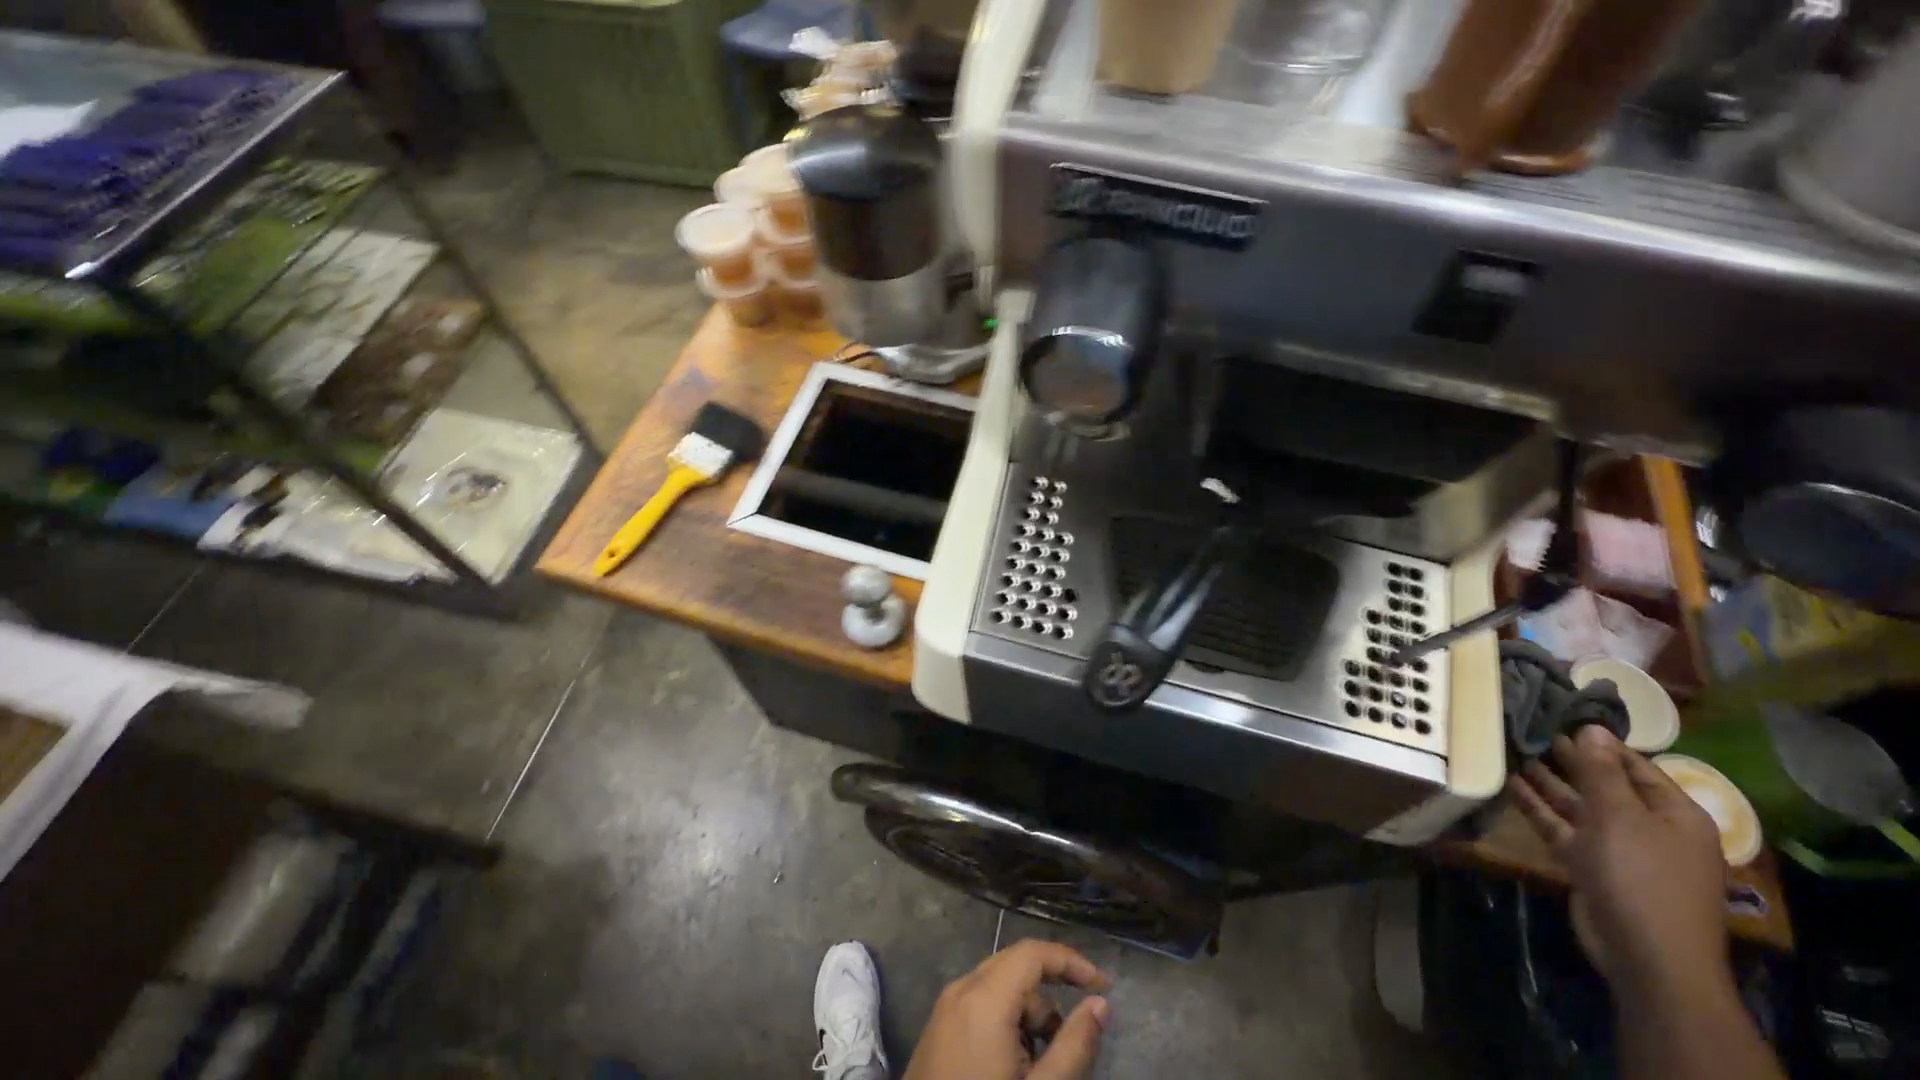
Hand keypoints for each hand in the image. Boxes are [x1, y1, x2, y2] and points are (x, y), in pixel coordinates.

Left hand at [903, 939, 1111, 1079]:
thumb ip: (1074, 1045)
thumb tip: (1099, 1004)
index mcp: (984, 999)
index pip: (1033, 953)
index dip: (1072, 962)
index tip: (1104, 987)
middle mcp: (960, 991)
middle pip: (1016, 967)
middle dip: (1051, 994)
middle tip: (1075, 1032)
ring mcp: (944, 1009)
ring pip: (999, 989)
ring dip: (1028, 1015)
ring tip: (1042, 1065)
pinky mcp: (938, 1029)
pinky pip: (980, 1006)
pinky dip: (1006, 1023)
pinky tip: (1015, 1066)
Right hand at [1509, 727, 1730, 997]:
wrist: (1647, 955)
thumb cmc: (1642, 876)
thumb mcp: (1621, 816)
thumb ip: (1601, 771)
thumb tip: (1592, 728)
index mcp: (1674, 813)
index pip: (1636, 766)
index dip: (1601, 743)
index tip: (1565, 716)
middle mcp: (1650, 828)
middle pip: (1606, 785)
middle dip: (1572, 760)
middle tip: (1534, 730)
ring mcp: (1620, 850)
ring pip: (1580, 807)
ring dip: (1550, 783)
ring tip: (1517, 752)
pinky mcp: (1592, 869)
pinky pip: (1564, 830)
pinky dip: (1540, 810)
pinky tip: (1513, 787)